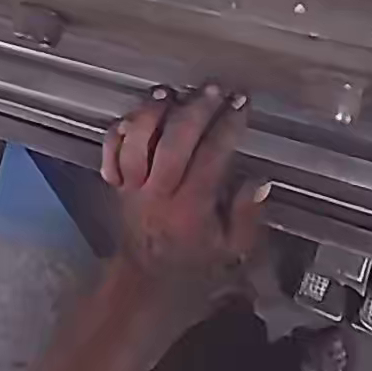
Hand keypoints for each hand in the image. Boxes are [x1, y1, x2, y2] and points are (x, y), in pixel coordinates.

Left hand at [99, 85, 266, 298]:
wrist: (147, 280)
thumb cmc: (194, 262)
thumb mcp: (232, 249)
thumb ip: (247, 215)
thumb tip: (260, 181)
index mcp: (191, 208)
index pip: (212, 156)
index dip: (228, 125)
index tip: (241, 104)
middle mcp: (159, 193)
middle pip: (174, 141)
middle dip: (196, 109)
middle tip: (213, 89)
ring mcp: (133, 187)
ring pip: (137, 141)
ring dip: (153, 113)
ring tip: (171, 93)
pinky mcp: (116, 185)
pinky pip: (110, 152)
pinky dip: (119, 130)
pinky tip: (135, 114)